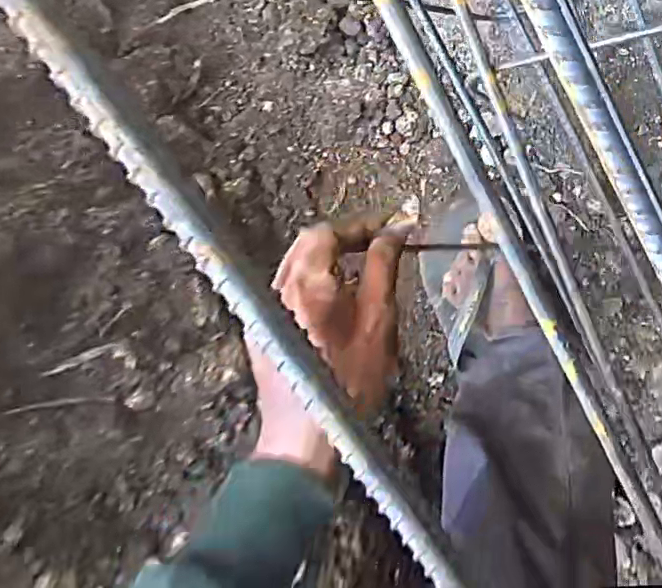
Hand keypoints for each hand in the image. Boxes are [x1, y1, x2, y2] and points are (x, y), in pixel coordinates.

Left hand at [248, 211, 406, 479]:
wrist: (306, 436)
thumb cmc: (348, 378)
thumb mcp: (378, 316)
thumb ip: (384, 265)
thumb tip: (397, 230)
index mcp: (304, 284)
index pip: (326, 232)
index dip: (362, 225)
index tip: (392, 230)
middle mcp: (275, 292)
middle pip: (308, 244)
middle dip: (348, 237)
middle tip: (383, 244)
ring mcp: (264, 311)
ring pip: (299, 263)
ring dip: (334, 256)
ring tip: (369, 265)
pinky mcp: (264, 329)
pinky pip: (293, 285)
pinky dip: (320, 276)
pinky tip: (345, 293)